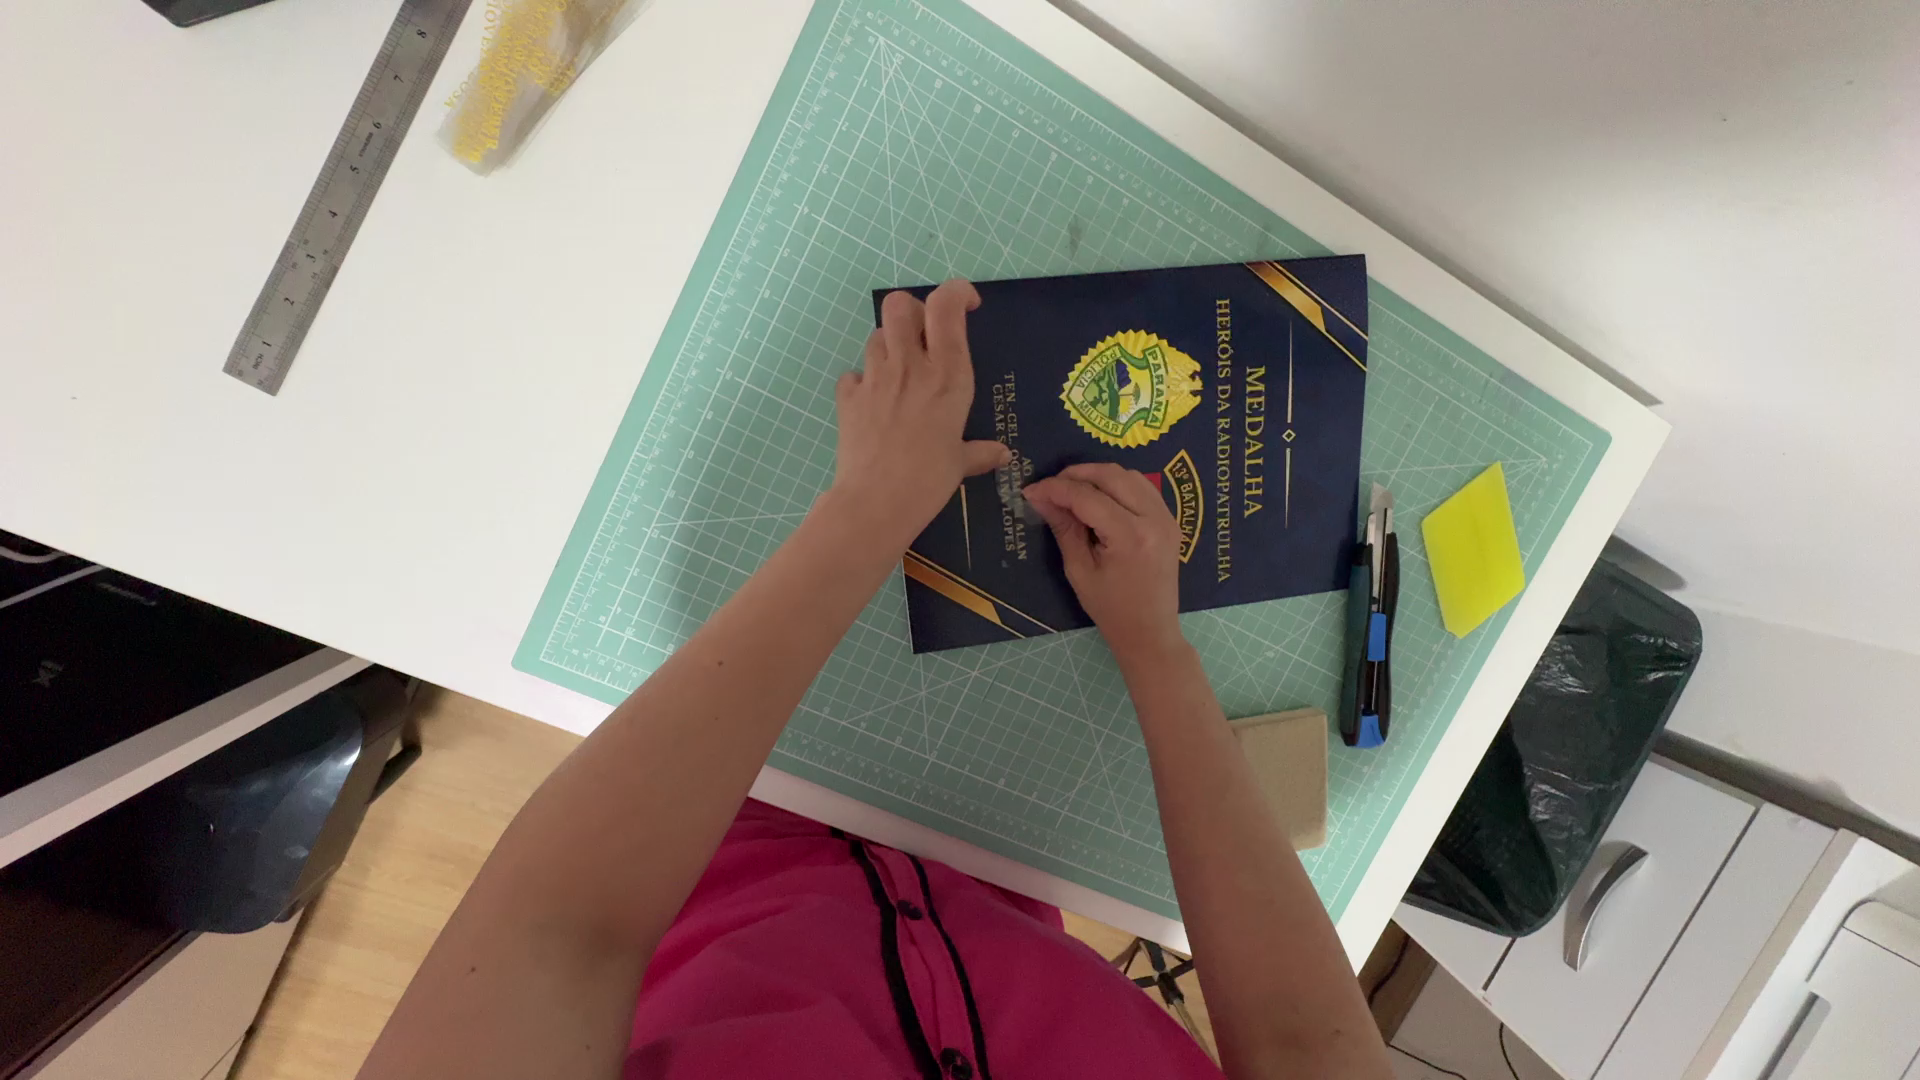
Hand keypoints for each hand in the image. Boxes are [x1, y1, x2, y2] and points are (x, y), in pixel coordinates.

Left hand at [830, 280, 1008, 547]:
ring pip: (876, 336)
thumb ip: (980, 452)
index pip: (946, 305)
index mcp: (947, 375)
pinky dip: (863, 382)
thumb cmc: (929, 480)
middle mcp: (910, 366)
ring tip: (900, 375)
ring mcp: (875, 378)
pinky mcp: (848, 397)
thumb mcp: (960, 464)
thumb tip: (1001, 455)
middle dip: (912, 311)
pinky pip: (853, 375)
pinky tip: (874, 403)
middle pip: (900, 304)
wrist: (876, 502)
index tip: (966, 305)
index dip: (956, 292)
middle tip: (924, 337)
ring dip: (889, 347)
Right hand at [1023, 463, 1187, 664]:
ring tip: (1072, 491)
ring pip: (1129, 475)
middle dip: (1076, 475)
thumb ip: (1063, 528)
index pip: (1087, 497)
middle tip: (1051, 487)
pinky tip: (1099, 498)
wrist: (1150, 631)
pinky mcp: (1170, 520)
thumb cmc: (1111, 609)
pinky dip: (1117, 485)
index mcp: (1130, 536)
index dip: (1055, 489)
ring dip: (1098, 476)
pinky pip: (1142, 487)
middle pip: (1111, 475)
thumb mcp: (1079, 570)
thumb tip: (1040, 498)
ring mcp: (1167, 517)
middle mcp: (1154, 519)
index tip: (1031, 490)